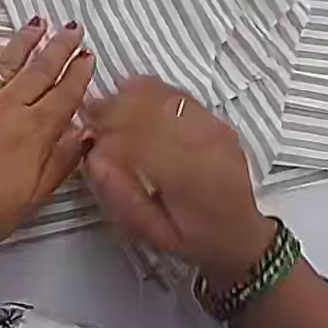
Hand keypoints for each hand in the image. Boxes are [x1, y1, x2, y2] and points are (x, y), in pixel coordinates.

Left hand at [0, 18, 94, 254]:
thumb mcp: (33, 197)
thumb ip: (61, 162)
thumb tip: (85, 132)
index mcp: (35, 132)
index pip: (65, 95)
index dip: (79, 74)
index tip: (88, 56)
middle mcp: (10, 107)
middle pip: (40, 71)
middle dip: (59, 48)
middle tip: (72, 28)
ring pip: (7, 62)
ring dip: (25, 41)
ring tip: (38, 23)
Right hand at [80, 75, 276, 285]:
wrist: (240, 232)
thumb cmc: (193, 237)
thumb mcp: (152, 232)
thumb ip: (120, 196)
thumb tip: (94, 158)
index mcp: (188, 177)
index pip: (138, 140)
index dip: (107, 134)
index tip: (87, 134)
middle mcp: (204, 144)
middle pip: (149, 112)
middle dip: (113, 110)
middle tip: (88, 114)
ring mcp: (213, 128)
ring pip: (162, 98)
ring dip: (128, 98)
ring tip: (105, 105)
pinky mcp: (215, 119)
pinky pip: (178, 95)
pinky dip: (150, 90)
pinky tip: (130, 90)